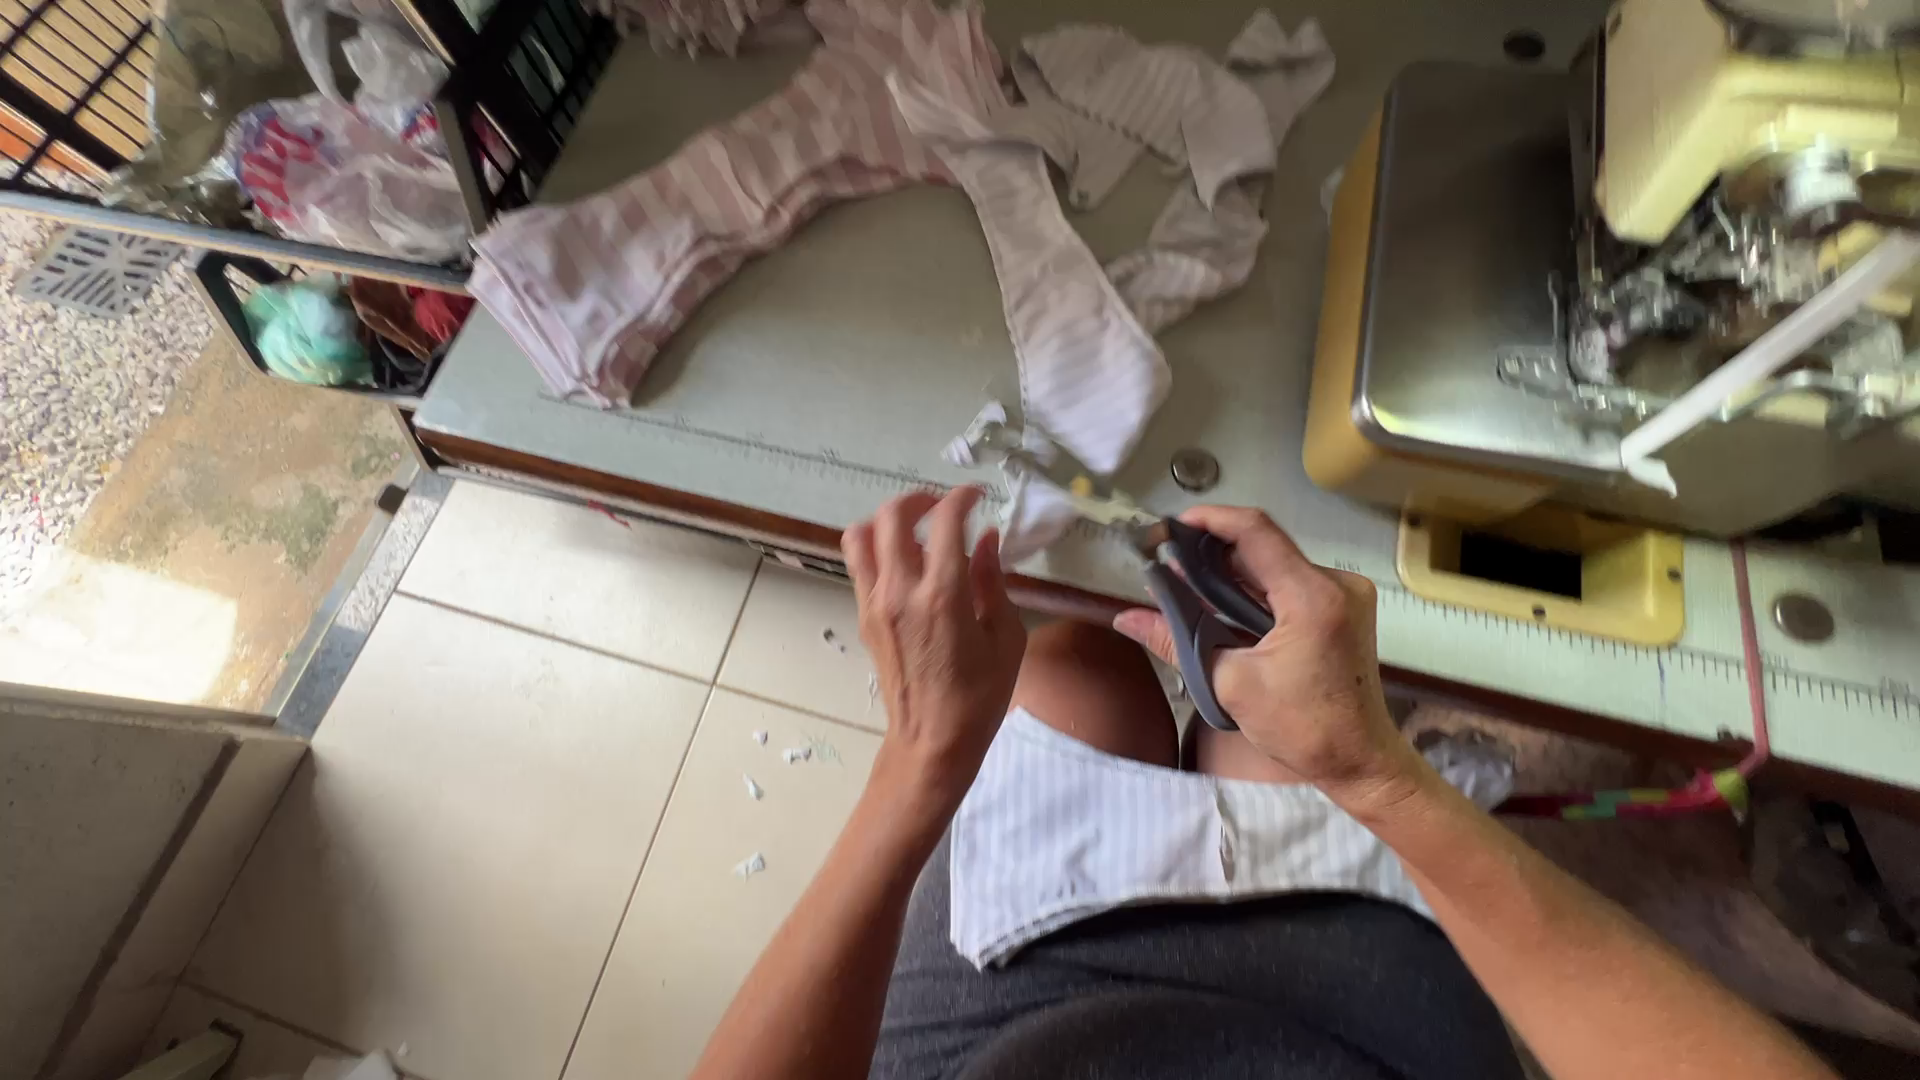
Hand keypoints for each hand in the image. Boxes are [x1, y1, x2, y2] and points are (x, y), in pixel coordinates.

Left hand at [842, 487, 1027, 824]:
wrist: (932, 739)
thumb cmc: (980, 694)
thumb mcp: (1006, 636)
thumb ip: (993, 580)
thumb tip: (987, 539)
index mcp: (943, 595)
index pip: (945, 522)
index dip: (962, 498)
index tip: (977, 496)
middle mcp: (900, 591)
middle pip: (892, 516)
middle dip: (919, 498)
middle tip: (943, 506)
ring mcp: (874, 602)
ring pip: (862, 535)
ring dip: (888, 520)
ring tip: (915, 529)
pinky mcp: (864, 616)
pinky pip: (859, 564)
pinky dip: (877, 546)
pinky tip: (904, 561)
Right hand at [1113, 506, 1424, 811]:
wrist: (1361, 761)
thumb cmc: (1301, 728)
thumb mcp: (1228, 683)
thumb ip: (1175, 640)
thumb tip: (1124, 618)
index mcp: (1312, 597)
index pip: (1256, 532)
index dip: (1210, 519)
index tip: (1171, 527)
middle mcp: (1336, 583)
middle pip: (1261, 547)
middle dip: (1210, 552)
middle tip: (1165, 562)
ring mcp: (1343, 593)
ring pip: (1272, 564)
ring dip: (1228, 572)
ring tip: (1182, 583)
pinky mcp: (1340, 606)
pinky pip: (1286, 582)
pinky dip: (1250, 588)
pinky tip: (1217, 602)